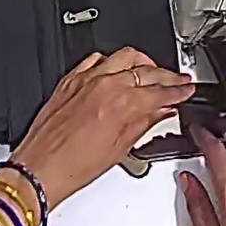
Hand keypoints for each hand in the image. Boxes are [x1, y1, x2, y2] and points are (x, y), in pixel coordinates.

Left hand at [10, 47, 193, 210]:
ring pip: (126, 56)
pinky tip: (116, 69)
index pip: (161, 90)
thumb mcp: (120, 149)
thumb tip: (162, 111)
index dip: (179, 89)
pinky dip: (111, 61)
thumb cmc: (73, 167)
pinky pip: (97, 58)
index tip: (187, 89)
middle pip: (148, 70)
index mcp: (123, 103)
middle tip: (178, 80)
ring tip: (152, 70)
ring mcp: (88, 79)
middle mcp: (107, 85)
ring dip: (144, 62)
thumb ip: (145, 123)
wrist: (38, 170)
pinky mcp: (72, 79)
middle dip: (168, 75)